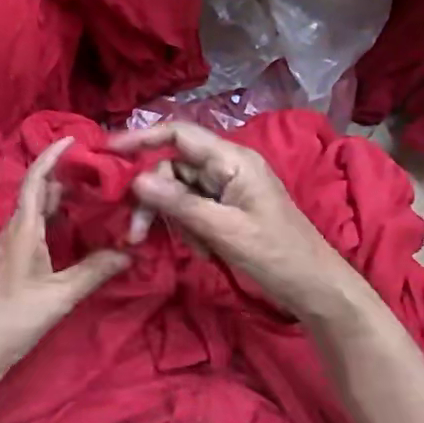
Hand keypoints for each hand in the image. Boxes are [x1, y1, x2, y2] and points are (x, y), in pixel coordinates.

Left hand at [0, 138, 131, 390]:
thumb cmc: (15, 318)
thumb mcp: (61, 295)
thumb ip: (95, 270)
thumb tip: (131, 251)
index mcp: (24, 229)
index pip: (37, 180)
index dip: (52, 155)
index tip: (74, 138)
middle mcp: (14, 231)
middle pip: (38, 192)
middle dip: (64, 175)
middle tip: (96, 168)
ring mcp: (8, 247)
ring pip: (36, 211)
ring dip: (59, 198)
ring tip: (90, 192)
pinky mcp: (9, 262)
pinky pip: (33, 228)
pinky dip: (53, 219)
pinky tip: (70, 228)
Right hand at [111, 123, 371, 322]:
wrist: (315, 288)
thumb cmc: (277, 255)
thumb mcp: (225, 231)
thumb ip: (180, 204)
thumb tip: (136, 180)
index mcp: (233, 160)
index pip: (179, 134)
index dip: (141, 137)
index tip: (108, 151)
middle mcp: (228, 166)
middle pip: (173, 167)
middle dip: (154, 198)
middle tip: (139, 233)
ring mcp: (228, 187)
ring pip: (179, 191)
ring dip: (175, 219)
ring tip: (195, 250)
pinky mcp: (227, 208)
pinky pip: (193, 209)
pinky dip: (189, 229)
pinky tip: (205, 252)